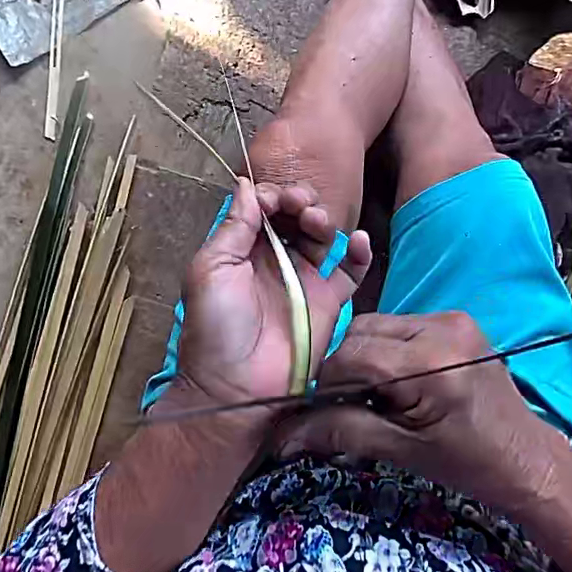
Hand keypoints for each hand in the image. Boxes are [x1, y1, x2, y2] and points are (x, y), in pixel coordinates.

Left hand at [177, 177, 370, 411]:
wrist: (237, 387)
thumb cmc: (216, 326)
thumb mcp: (211, 269)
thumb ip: (233, 227)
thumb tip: (247, 184)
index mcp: (243, 251)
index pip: (264, 210)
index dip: (272, 196)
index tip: (274, 198)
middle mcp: (276, 260)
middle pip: (296, 218)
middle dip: (300, 202)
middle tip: (299, 204)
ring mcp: (306, 279)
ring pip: (323, 237)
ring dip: (324, 220)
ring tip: (318, 222)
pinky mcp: (330, 301)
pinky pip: (352, 271)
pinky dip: (360, 253)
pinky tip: (359, 240)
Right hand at [272, 312, 571, 514]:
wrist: (524, 454)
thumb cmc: (468, 463)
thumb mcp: (403, 451)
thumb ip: (343, 432)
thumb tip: (284, 435)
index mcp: (431, 363)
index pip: (352, 355)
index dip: (327, 383)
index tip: (323, 411)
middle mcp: (442, 327)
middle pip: (362, 331)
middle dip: (345, 367)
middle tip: (351, 405)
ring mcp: (452, 318)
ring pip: (379, 325)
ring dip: (366, 356)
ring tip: (378, 395)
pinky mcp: (457, 319)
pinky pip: (403, 326)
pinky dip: (389, 349)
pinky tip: (400, 380)